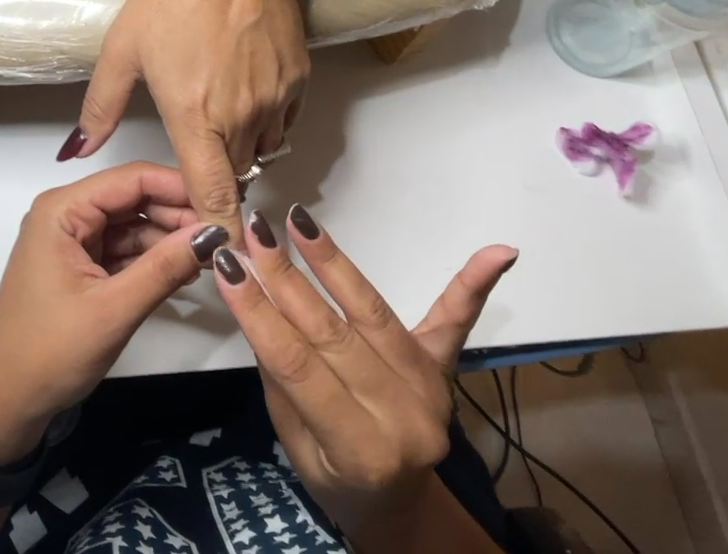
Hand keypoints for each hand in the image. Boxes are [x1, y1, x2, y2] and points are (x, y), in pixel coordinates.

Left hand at [0, 164, 229, 464]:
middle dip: (178, 214)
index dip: (180, 186)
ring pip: (133, 224)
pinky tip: (186, 270)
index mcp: (62, 210)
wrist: (7, 403)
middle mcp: (66, 214)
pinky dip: (153, 259)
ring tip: (214, 255)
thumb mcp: (114, 309)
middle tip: (227, 235)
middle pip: (134, 198)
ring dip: (170, 239)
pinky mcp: (80, 265)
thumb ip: (165, 267)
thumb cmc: (50, 352)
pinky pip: (124, 249)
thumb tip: (215, 232)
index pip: (132, 178)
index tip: (227, 202)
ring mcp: (72, 240)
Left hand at [66, 0, 308, 247]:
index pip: (212, 197)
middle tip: (193, 162)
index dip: (214, 231)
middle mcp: (242, 118)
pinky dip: (263, 125)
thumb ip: (99, 109)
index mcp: (195, 117)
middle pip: (234, 177)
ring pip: (260, 151)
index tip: (212, 253)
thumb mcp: (123, 50)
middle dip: (215, 182)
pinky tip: (241, 96)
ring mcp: (276, 100)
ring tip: (214, 120)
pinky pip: (282, 123)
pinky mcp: (298, 81)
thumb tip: (74, 150)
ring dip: (238, 152)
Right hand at [215, 206, 516, 546]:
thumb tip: (260, 303)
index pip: (297, 365)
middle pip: (332, 332)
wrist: (399, 507)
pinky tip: (499, 252)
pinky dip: (473, 284)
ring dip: (332, 261)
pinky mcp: (445, 368)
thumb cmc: (336, 482)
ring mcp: (431, 388)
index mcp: (361, 450)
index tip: (229, 265)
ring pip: (373, 313)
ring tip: (298, 221)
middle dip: (285, 277)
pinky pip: (457, 322)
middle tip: (254, 231)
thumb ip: (284, 379)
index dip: (259, 312)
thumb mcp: (295, 447)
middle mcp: (405, 416)